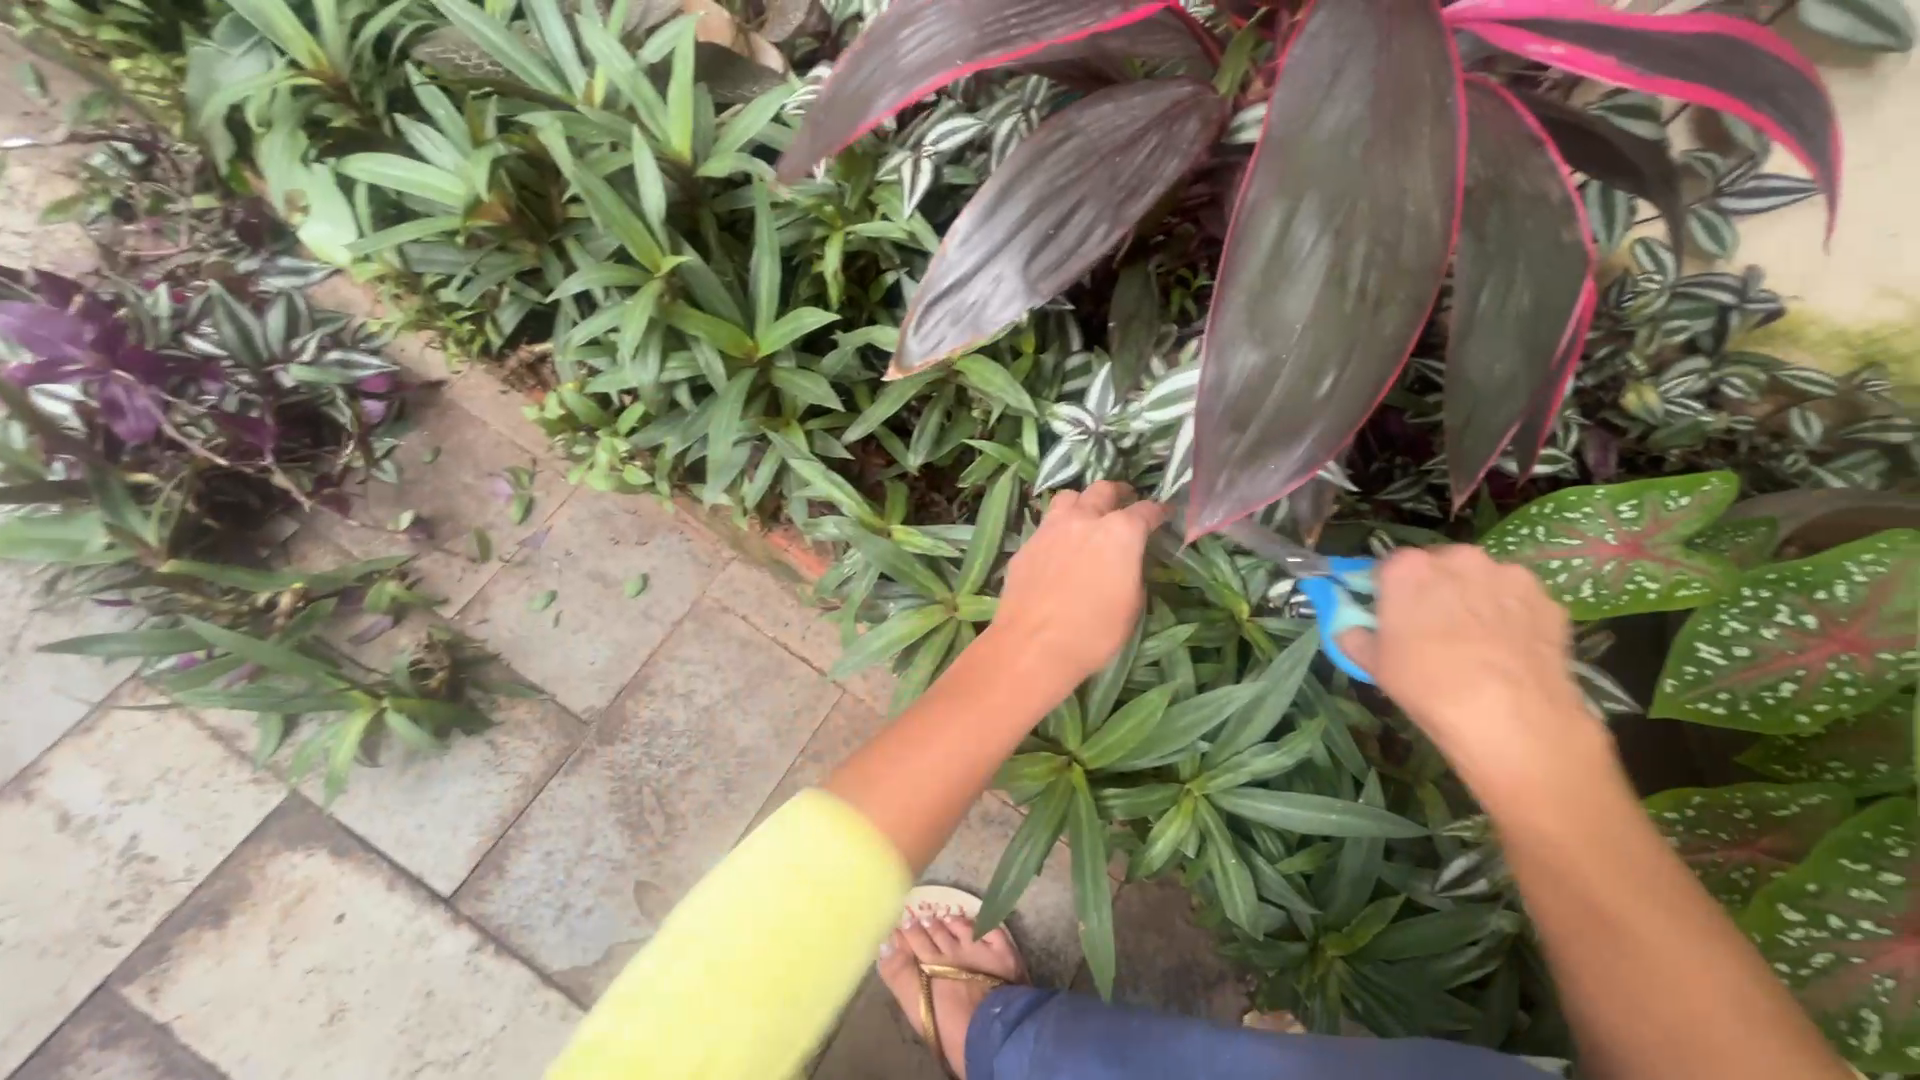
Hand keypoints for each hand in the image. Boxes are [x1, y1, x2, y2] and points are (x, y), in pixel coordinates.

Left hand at [986, 481, 1163, 687]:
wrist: (1032, 646)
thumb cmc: (1093, 632)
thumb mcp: (1132, 606)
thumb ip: (1133, 572)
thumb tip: (1127, 562)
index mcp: (1120, 532)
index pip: (1146, 511)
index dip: (1157, 512)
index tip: (1163, 514)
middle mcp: (1084, 519)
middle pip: (1103, 490)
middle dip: (1118, 494)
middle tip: (1125, 502)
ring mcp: (1050, 528)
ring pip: (1068, 498)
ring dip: (1083, 502)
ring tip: (1087, 516)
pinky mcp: (1026, 545)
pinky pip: (1046, 525)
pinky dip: (1058, 529)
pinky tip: (1060, 547)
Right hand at [1340, 546, 1615, 804]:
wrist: (1511, 717)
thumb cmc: (1427, 685)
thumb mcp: (1374, 664)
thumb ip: (1354, 636)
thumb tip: (1350, 629)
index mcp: (1408, 568)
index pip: (1389, 567)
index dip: (1389, 591)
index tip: (1392, 615)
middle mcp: (1459, 558)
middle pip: (1440, 566)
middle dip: (1435, 589)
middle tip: (1433, 628)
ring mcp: (1509, 576)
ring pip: (1483, 581)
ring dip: (1476, 599)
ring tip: (1478, 641)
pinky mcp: (1547, 599)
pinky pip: (1518, 602)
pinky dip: (1512, 617)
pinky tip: (1509, 650)